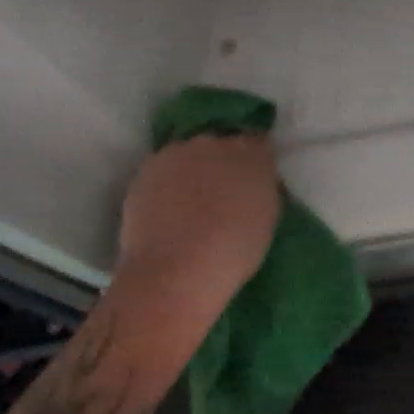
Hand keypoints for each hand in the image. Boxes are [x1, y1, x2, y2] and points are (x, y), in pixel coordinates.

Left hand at [116, 135, 280, 304]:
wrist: (175, 271)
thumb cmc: (234, 251)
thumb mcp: (267, 217)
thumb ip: (262, 188)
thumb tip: (255, 183)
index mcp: (254, 153)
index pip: (259, 143)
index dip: (256, 161)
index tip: (254, 180)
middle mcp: (215, 142)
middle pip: (221, 145)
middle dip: (223, 164)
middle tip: (223, 195)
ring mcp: (177, 153)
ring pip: (189, 156)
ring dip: (193, 173)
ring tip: (190, 206)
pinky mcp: (146, 170)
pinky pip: (163, 172)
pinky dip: (166, 186)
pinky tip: (167, 213)